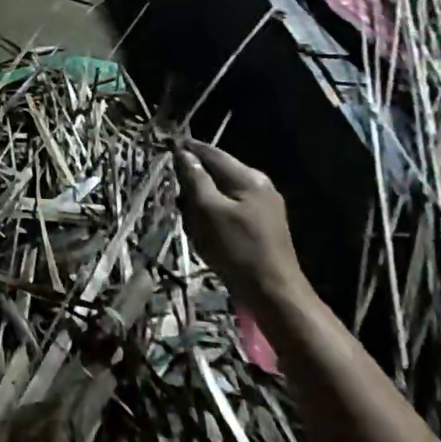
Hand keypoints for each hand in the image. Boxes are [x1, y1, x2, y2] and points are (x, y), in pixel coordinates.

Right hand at [174, 140, 309, 302]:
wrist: (274, 293)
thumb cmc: (238, 250)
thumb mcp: (208, 211)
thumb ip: (194, 179)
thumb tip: (183, 153)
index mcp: (248, 177)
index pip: (211, 153)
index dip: (187, 149)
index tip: (166, 148)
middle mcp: (259, 185)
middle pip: (216, 173)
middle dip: (193, 185)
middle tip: (180, 204)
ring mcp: (263, 206)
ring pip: (220, 193)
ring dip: (202, 204)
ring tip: (193, 227)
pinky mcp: (262, 225)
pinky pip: (229, 210)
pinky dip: (213, 217)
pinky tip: (207, 236)